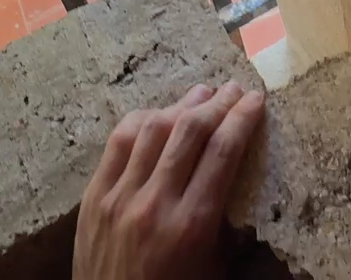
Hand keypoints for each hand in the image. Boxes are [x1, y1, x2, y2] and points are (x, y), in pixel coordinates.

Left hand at [74, 82, 267, 279]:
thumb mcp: (212, 267)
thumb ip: (226, 219)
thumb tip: (242, 164)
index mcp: (190, 227)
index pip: (223, 152)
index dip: (242, 118)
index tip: (257, 99)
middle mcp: (154, 204)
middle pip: (190, 131)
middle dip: (218, 103)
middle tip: (234, 88)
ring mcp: (119, 197)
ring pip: (154, 127)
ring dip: (183, 104)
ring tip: (203, 93)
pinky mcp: (93, 196)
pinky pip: (119, 141)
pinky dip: (144, 119)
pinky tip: (160, 113)